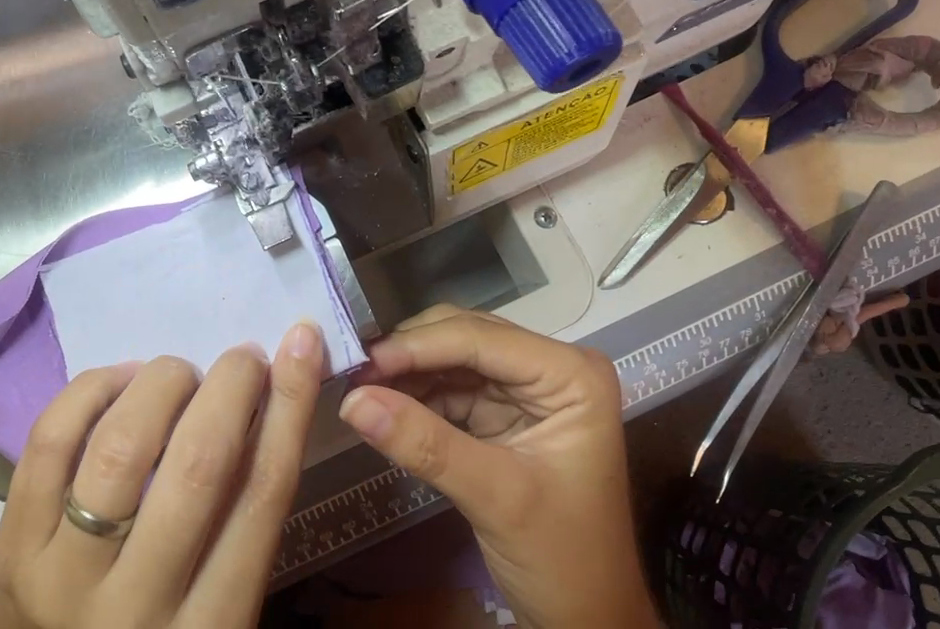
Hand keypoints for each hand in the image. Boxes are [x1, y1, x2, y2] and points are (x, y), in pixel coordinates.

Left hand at [0, 323, 325, 628]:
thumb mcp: (213, 611)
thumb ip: (239, 523)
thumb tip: (263, 403)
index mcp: (214, 626)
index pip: (263, 494)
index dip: (289, 405)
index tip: (302, 344)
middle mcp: (141, 603)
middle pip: (199, 464)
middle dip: (230, 386)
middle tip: (243, 357)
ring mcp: (66, 575)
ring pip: (122, 446)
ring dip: (162, 382)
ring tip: (179, 373)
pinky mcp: (10, 549)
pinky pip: (50, 444)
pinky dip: (92, 391)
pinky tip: (118, 380)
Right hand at [339, 307, 660, 628]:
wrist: (587, 618)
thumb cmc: (562, 557)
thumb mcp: (495, 497)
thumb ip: (425, 444)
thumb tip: (352, 400)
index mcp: (572, 375)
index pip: (482, 339)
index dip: (418, 345)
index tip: (360, 359)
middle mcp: (551, 367)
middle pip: (466, 337)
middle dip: (409, 352)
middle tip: (352, 369)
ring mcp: (527, 388)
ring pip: (452, 358)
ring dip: (407, 371)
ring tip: (356, 383)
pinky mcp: (503, 412)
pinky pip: (450, 387)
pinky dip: (414, 393)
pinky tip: (380, 401)